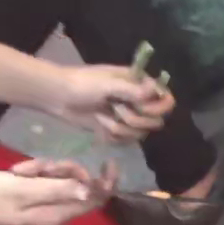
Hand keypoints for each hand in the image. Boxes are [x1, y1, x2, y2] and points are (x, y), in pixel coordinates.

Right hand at [0, 159, 117, 224]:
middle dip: (67, 170)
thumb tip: (90, 192)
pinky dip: (35, 170)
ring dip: (46, 168)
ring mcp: (45, 203)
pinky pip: (46, 178)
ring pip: (63, 178)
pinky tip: (17, 171)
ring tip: (21, 170)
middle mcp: (56, 212)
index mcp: (57, 215)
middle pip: (80, 185)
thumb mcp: (22, 190)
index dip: (106, 184)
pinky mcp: (33, 194)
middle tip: (45, 166)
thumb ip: (57, 190)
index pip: (94, 201)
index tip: (110, 163)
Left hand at [50, 64, 175, 141]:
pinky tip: (99, 125)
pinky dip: (112, 135)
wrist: (58, 97)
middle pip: (156, 121)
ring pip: (140, 133)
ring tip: (102, 117)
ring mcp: (128, 116)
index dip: (158, 107)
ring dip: (120, 128)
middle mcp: (138, 100)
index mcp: (139, 84)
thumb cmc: (82, 84)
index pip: (165, 99)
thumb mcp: (108, 84)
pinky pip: (126, 140)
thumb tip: (155, 90)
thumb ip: (133, 90)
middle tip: (118, 111)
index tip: (143, 107)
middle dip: (136, 120)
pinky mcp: (117, 129)